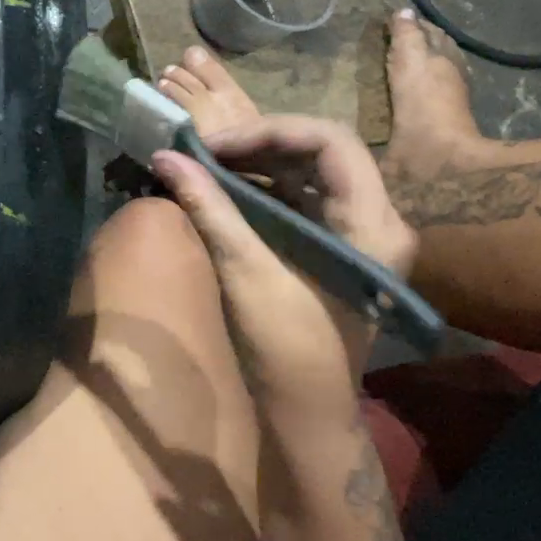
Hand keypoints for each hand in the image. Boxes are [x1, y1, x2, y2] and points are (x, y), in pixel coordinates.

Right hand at [149, 116, 416, 412]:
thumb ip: (209, 207)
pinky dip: (259, 184)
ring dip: (256, 160)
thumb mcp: (245, 270)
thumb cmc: (286, 345)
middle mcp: (377, 218)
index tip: (212, 146)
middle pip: (320, 150)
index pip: (330, 141)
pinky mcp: (333, 244)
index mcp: (373, 223)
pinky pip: (299, 195)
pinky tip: (222, 189)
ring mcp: (356, 231)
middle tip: (202, 152)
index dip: (268, 131)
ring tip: (205, 165)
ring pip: (308, 170)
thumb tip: (164, 156)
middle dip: (257, 142)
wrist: (305, 409)